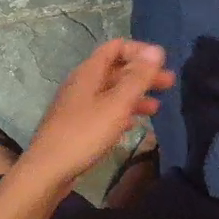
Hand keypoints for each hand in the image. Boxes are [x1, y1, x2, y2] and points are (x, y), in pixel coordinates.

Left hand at [21, 39, 175, 183]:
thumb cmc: (84, 133)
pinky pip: (104, 111)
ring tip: (157, 108)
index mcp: (89, 72)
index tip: (161, 63)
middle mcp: (82, 84)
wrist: (48, 170)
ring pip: (111, 93)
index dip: (139, 51)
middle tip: (169, 84)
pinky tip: (134, 125)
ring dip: (135, 96)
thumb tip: (157, 50)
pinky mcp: (77, 125)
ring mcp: (78, 105)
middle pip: (116, 70)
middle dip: (142, 75)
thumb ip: (138, 78)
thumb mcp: (117, 104)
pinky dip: (122, 113)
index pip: (116, 47)